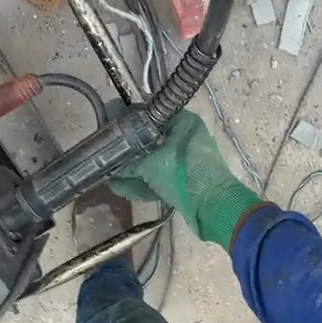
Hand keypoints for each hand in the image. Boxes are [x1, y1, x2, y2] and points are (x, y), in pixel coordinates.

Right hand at [111, 110, 265, 248]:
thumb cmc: (184, 176)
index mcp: (182, 122)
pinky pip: (160, 176)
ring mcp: (185, 159)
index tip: (106, 134)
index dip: (125, 124)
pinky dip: (145, 182)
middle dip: (127, 154)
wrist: (215, 207)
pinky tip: (125, 189)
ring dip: (133, 172)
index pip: (146, 115)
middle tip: (108, 161)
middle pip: (147, 141)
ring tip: (113, 180)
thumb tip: (108, 162)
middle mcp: (184, 136)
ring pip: (152, 161)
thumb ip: (127, 160)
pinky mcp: (184, 178)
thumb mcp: (150, 164)